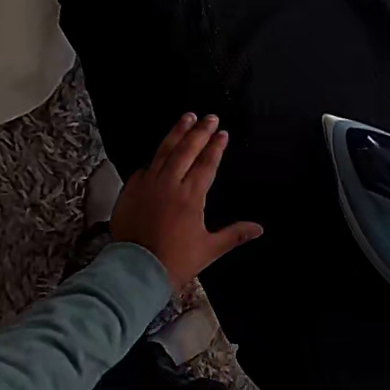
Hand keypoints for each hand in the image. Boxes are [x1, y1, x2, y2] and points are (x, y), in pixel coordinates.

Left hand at [110, 113, 263, 289]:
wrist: (136, 270)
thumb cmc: (174, 261)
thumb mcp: (209, 248)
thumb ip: (235, 234)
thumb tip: (258, 229)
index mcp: (190, 196)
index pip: (206, 163)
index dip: (216, 146)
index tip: (222, 133)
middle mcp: (169, 184)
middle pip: (186, 149)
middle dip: (200, 131)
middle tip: (209, 118)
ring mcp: (147, 185)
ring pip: (164, 151)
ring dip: (177, 133)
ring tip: (186, 118)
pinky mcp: (131, 190)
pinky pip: (145, 167)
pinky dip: (156, 157)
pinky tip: (160, 152)